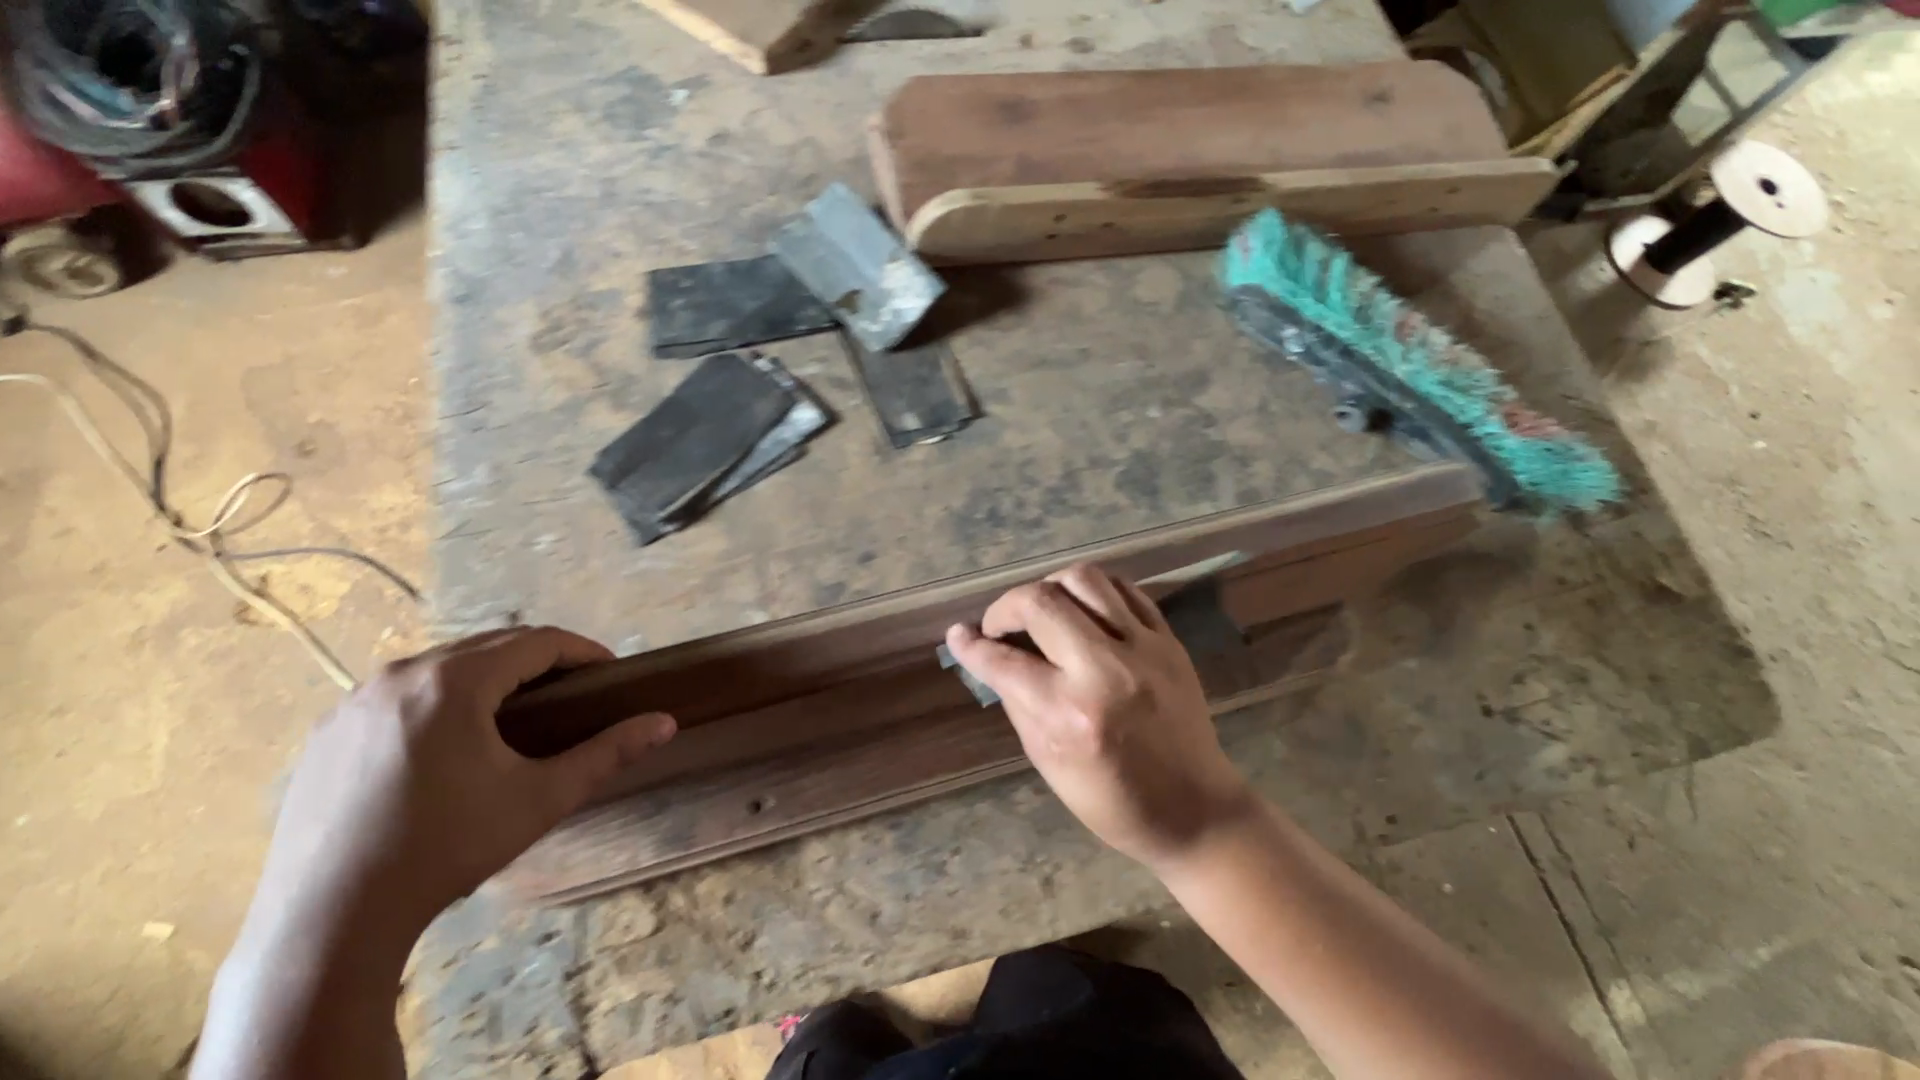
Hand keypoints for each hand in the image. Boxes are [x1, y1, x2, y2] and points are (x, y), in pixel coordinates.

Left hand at [248, 627, 675, 945]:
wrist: (329, 916)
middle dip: (537, 662)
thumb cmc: (447, 849)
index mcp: (454, 681)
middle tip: (571, 695)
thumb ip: (606, 754)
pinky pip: (396, 697)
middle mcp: (399, 674)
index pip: (535, 641)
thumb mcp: (540, 800)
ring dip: (485, 678)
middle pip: (486, 647)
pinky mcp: (326, 733)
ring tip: (512, 718)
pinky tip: (446, 748)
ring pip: (438, 668)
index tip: (611, 673)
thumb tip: (665, 723)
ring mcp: (353, 701)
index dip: (582, 651)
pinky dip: (436, 703)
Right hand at [944, 564, 1254, 869]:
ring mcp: (1143, 649)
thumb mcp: (1048, 761)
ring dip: (1049, 588)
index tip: (958, 635)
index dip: (971, 645)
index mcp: (1068, 714)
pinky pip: (1124, 589)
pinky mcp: (1168, 640)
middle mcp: (1104, 670)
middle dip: (1005, 607)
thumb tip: (992, 659)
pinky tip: (1082, 611)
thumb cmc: (1111, 800)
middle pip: (1040, 602)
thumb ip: (1018, 702)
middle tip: (1000, 626)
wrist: (1193, 809)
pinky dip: (1093, 592)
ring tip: (1042, 611)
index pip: (1004, 661)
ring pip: (1084, 579)